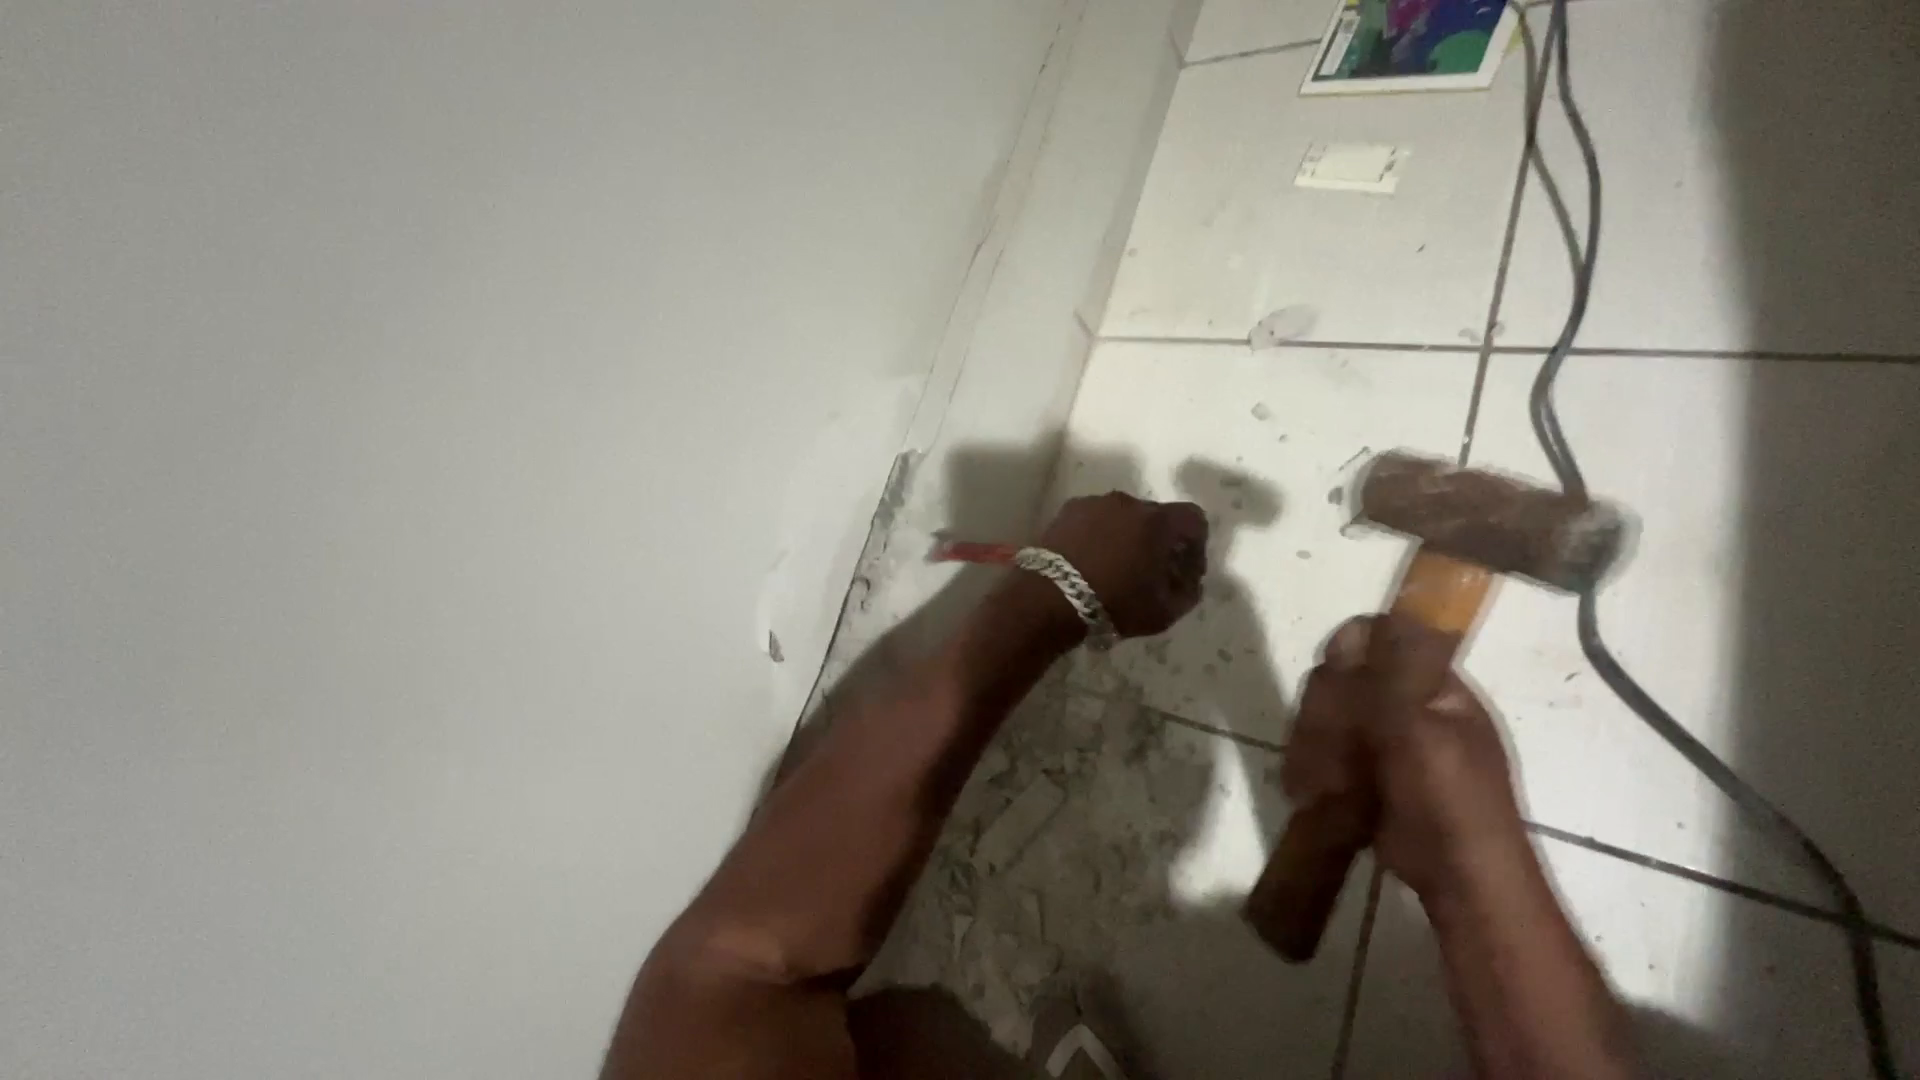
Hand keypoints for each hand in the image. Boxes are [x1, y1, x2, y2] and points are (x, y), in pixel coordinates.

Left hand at [1036, 492, 1207, 637]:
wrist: (1049, 598)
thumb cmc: (1114, 603)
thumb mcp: (1164, 611)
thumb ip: (1188, 593)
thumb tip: (1189, 581)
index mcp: (1157, 521)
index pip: (1194, 519)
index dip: (1196, 546)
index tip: (1184, 572)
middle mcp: (1128, 502)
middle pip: (1156, 517)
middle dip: (1160, 542)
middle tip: (1150, 573)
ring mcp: (1094, 503)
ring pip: (1123, 517)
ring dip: (1127, 536)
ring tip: (1115, 568)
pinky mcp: (1067, 511)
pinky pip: (1095, 519)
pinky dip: (1099, 535)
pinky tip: (1089, 561)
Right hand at [1281, 616, 1527, 897]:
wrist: (1457, 879)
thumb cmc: (1448, 800)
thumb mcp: (1421, 730)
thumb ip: (1387, 678)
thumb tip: (1357, 626)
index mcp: (1433, 686)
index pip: (1379, 639)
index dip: (1349, 654)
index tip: (1335, 682)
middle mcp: (1406, 704)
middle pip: (1341, 679)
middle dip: (1325, 714)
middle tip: (1331, 747)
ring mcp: (1381, 739)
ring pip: (1324, 716)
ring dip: (1313, 746)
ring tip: (1320, 783)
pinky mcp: (1360, 770)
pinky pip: (1321, 749)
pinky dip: (1310, 768)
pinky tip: (1308, 790)